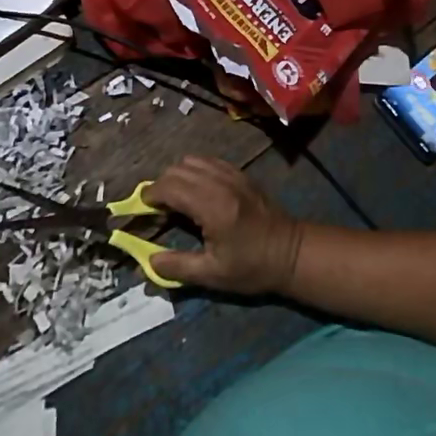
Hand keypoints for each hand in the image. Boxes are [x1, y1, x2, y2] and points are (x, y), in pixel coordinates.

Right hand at [142, 156, 303, 294]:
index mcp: (212, 207)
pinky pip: (208, 160)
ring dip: (177, 175)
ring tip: (176, 198)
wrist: (292, 252)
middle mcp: (220, 183)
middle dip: (161, 185)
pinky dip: (194, 170)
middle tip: (158, 208)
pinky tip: (196, 190)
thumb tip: (148, 261)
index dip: (151, 195)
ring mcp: (231, 174)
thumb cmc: (252, 267)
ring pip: (191, 160)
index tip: (143, 209)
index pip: (170, 187)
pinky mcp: (240, 173)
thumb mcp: (213, 275)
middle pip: (177, 170)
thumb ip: (178, 267)